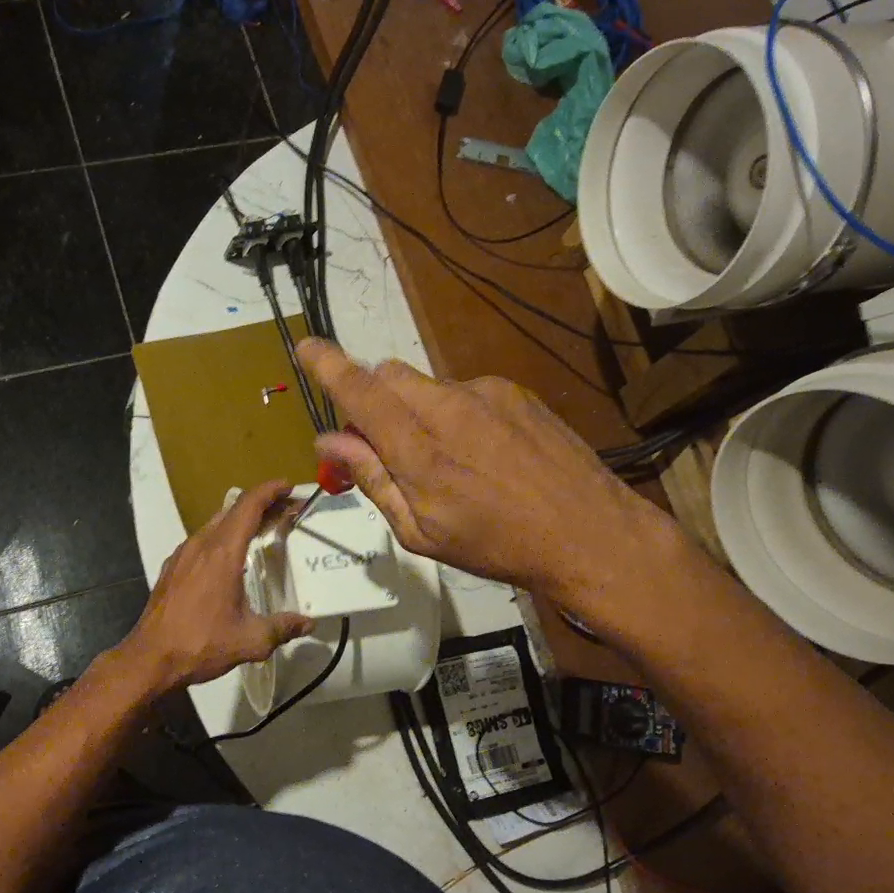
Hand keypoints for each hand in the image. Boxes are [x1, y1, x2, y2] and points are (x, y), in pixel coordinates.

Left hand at [118, 480, 314, 691]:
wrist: (150, 658)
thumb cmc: (201, 644)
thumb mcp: (250, 640)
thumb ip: (283, 628)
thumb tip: (308, 624)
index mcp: (222, 553)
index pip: (248, 506)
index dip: (270, 491)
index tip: (289, 486)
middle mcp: (201, 545)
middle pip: (233, 510)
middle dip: (261, 505)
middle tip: (286, 511)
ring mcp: (182, 554)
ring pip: (215, 524)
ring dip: (240, 521)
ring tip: (263, 530)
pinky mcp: (172, 567)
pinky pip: (201, 540)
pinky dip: (222, 537)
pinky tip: (231, 557)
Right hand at [296, 338, 685, 624]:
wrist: (587, 533)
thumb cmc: (495, 545)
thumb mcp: (421, 531)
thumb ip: (372, 479)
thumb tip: (328, 441)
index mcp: (420, 450)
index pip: (361, 392)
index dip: (328, 366)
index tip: (306, 347)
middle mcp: (449, 408)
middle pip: (389, 376)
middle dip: (373, 399)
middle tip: (381, 444)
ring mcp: (487, 394)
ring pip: (426, 384)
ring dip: (415, 409)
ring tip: (447, 459)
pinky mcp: (515, 393)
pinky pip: (464, 390)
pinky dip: (453, 413)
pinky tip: (482, 452)